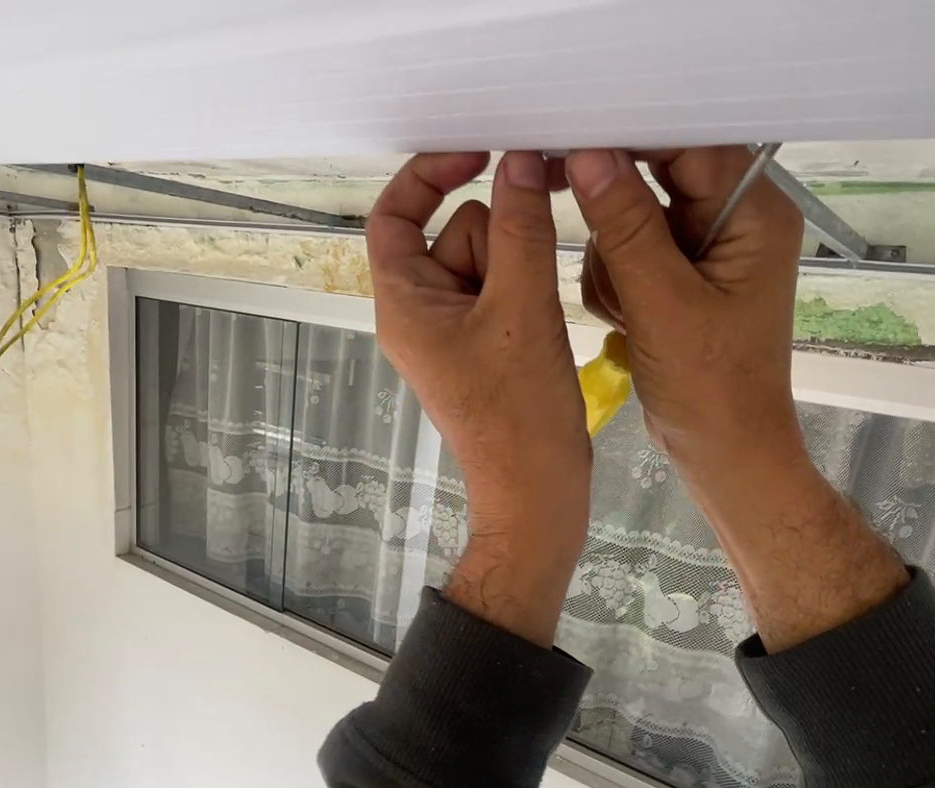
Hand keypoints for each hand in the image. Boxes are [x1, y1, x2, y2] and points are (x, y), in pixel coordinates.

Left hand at [367, 151, 587, 645]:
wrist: (535, 489)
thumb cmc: (518, 410)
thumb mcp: (522, 308)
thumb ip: (523, 226)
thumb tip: (520, 160)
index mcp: (404, 304)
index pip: (393, 216)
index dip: (427, 175)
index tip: (476, 151)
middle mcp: (418, 314)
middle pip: (453, 234)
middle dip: (497, 245)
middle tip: (520, 297)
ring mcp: (451, 333)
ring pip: (488, 261)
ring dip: (519, 272)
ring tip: (534, 324)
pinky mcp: (482, 347)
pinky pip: (501, 292)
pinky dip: (526, 294)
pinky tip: (541, 328)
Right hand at [567, 147, 808, 490]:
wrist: (723, 451)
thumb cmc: (709, 387)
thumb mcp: (663, 305)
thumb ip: (625, 227)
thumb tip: (588, 154)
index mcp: (752, 213)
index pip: (688, 143)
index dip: (627, 139)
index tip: (568, 145)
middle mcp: (732, 221)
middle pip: (656, 179)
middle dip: (616, 220)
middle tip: (587, 243)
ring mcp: (703, 253)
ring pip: (631, 221)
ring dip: (612, 264)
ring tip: (626, 314)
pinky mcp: (678, 282)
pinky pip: (628, 257)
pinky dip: (614, 286)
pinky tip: (624, 323)